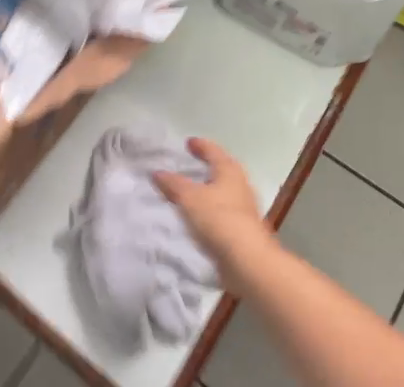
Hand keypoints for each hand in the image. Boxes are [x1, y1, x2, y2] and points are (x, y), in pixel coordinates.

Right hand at [154, 138, 275, 277]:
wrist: (246, 260)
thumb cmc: (218, 218)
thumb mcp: (189, 197)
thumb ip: (173, 184)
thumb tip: (157, 172)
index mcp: (229, 171)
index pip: (214, 151)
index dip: (200, 146)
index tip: (189, 142)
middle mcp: (240, 186)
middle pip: (224, 170)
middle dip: (209, 167)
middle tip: (192, 165)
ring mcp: (244, 209)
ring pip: (225, 192)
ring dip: (210, 190)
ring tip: (192, 192)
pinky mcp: (242, 230)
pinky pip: (223, 212)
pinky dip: (211, 210)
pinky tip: (200, 218)